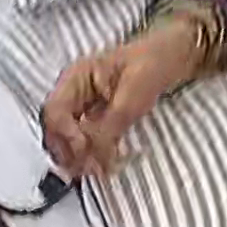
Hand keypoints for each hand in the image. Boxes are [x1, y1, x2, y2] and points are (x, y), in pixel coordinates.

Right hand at [41, 22, 200, 178]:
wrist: (173, 56)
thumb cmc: (154, 63)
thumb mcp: (132, 95)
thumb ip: (109, 127)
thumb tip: (92, 159)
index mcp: (74, 78)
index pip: (54, 113)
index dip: (66, 135)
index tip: (85, 149)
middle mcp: (69, 95)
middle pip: (53, 132)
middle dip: (68, 152)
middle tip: (89, 168)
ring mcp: (77, 110)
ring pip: (62, 143)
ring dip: (76, 160)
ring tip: (97, 170)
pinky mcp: (87, 124)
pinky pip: (78, 146)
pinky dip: (88, 159)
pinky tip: (101, 166)